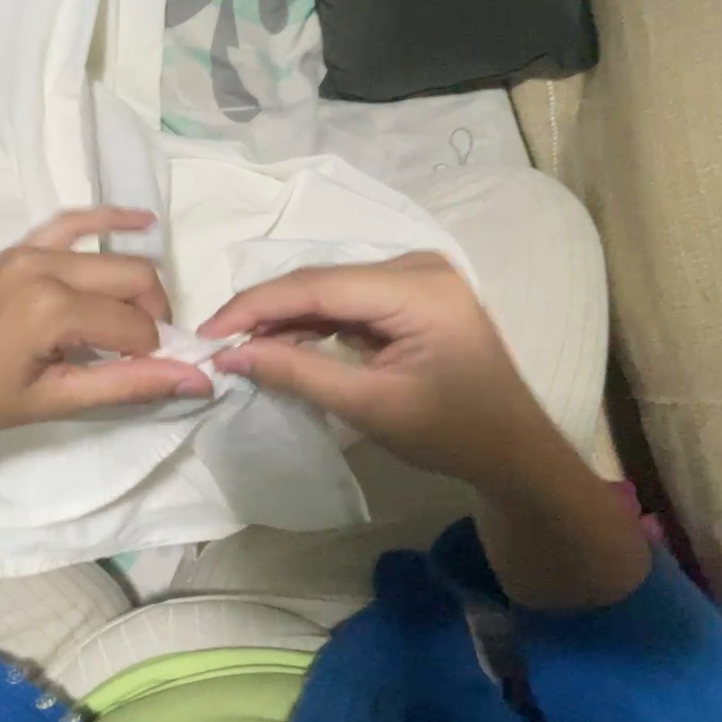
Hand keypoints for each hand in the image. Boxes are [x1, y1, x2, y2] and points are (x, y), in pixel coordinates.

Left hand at [0, 207, 212, 460]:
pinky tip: (140, 219)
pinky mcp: (12, 250)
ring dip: (132, 283)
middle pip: (131, 276)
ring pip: (106, 255)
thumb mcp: (55, 400)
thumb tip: (198, 379)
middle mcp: (44, 265)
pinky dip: (105, 221)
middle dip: (151, 315)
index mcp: (52, 306)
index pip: (135, 324)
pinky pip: (67, 224)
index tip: (149, 376)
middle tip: (141, 354)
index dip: (153, 353)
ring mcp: (25, 250)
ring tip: (138, 317)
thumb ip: (128, 384)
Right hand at [199, 252, 561, 486]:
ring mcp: (412, 278)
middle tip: (215, 342)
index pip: (315, 286)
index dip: (254, 306)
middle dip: (262, 312)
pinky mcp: (404, 296)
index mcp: (418, 287)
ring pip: (324, 290)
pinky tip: (276, 343)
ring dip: (281, 318)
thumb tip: (229, 355)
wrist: (515, 454)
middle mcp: (415, 267)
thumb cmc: (454, 433)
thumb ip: (296, 373)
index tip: (206, 334)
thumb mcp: (370, 406)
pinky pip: (341, 302)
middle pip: (317, 282)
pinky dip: (306, 324)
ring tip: (237, 346)